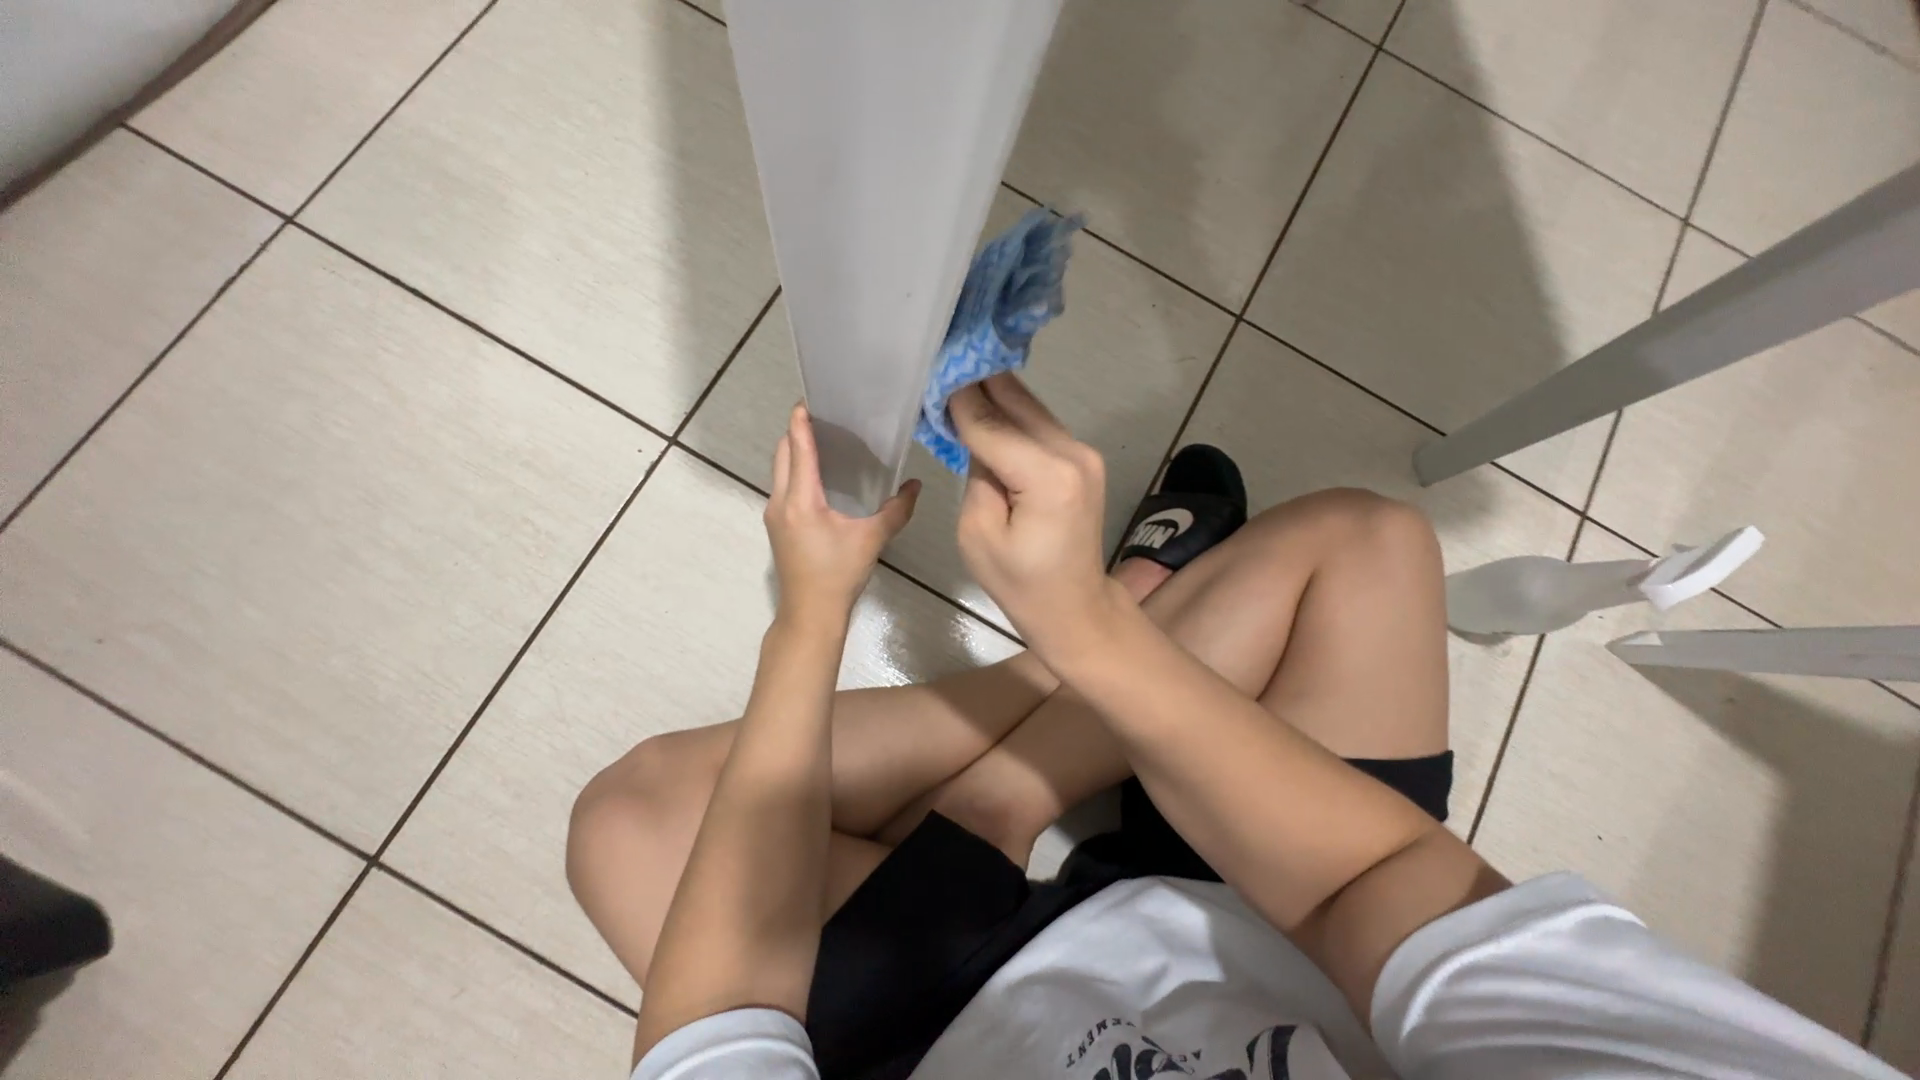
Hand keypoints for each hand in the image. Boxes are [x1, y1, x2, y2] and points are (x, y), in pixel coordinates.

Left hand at [764, 403, 918, 624]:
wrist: (810, 614)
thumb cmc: (839, 575)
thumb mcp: (872, 540)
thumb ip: (896, 510)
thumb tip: (916, 485)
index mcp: (802, 499)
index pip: (798, 448)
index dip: (801, 421)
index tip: (808, 399)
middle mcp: (781, 501)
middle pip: (782, 454)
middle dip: (796, 432)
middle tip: (822, 418)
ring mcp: (775, 514)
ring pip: (779, 470)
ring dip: (794, 452)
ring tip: (821, 441)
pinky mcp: (777, 526)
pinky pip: (782, 486)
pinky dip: (795, 471)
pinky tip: (817, 475)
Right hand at [950, 374, 1115, 648]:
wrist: (1074, 607)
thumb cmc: (1020, 583)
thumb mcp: (978, 533)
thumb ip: (976, 473)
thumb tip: (975, 432)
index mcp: (1047, 477)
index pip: (991, 425)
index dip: (958, 400)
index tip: (931, 370)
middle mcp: (1073, 454)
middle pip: (1018, 402)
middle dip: (978, 382)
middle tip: (941, 360)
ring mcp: (1084, 454)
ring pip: (1031, 408)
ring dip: (996, 393)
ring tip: (957, 377)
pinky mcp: (1084, 459)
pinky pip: (1041, 426)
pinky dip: (1013, 414)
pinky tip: (985, 405)